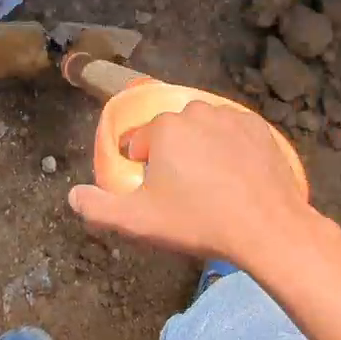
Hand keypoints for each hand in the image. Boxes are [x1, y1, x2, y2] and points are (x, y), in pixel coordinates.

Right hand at [68, 102, 314, 266]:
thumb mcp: (141, 222)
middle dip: (173, 157)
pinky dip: (231, 148)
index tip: (158, 194)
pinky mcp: (258, 127)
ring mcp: (229, 116)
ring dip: (201, 149)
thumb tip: (72, 195)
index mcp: (163, 128)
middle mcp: (193, 111)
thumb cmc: (199, 222)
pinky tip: (238, 177)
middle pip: (172, 134)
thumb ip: (100, 208)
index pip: (140, 143)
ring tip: (214, 186)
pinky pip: (233, 133)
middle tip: (186, 194)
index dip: (143, 169)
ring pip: (203, 130)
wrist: (268, 228)